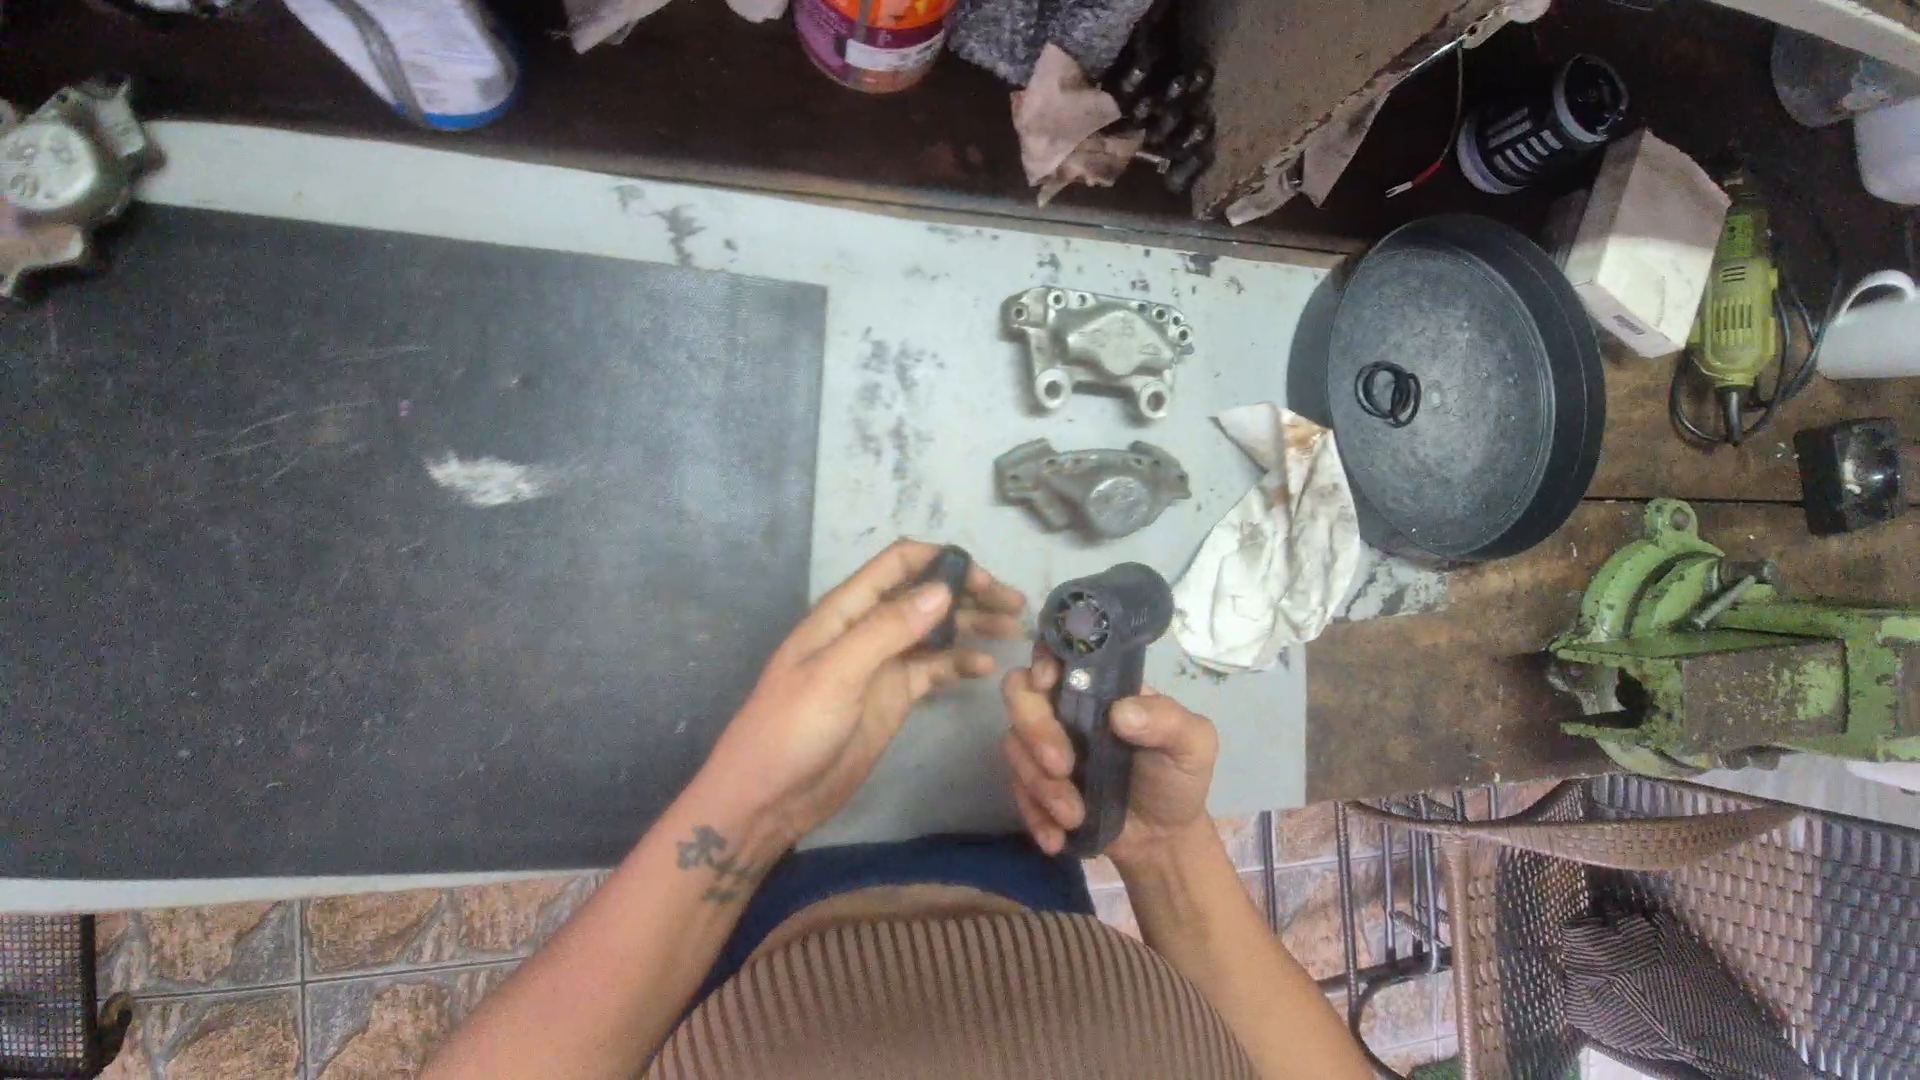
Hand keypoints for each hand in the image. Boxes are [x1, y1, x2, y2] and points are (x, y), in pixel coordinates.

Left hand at [699, 540, 1026, 847]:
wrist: (769, 797)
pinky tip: (986, 668)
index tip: (985, 576)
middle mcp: (869, 628)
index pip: (898, 565)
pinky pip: (934, 669)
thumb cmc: (792, 728)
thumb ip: (888, 629)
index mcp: (846, 611)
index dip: (941, 561)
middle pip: (925, 596)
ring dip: (972, 626)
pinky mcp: (894, 696)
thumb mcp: (837, 673)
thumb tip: (943, 589)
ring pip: (936, 631)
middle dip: (969, 593)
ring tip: (1015, 631)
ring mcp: (883, 663)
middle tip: (1015, 605)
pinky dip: (960, 663)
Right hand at [1001, 650, 1218, 868]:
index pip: (1058, 652)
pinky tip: (1056, 838)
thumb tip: (1121, 712)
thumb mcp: (1192, 745)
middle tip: (1063, 766)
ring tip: (1075, 815)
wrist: (1163, 839)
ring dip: (1039, 783)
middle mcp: (1064, 707)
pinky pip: (1014, 789)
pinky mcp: (1034, 783)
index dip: (1043, 658)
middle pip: (1020, 692)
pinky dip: (1032, 814)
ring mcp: (1042, 744)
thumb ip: (1167, 721)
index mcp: (1099, 687)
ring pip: (1014, 744)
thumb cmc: (1177, 777)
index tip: (1048, 682)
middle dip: (1035, 729)